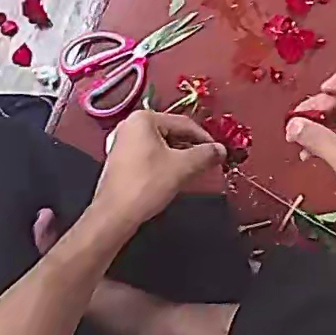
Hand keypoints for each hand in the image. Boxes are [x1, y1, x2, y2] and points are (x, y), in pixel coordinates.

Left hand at [86, 111, 225, 234]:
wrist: (114, 216)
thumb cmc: (146, 184)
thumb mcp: (182, 167)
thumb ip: (205, 154)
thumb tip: (221, 150)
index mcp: (143, 119)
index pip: (184, 123)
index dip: (205, 138)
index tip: (219, 152)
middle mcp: (130, 125)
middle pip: (172, 133)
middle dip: (192, 148)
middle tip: (209, 162)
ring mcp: (122, 143)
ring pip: (161, 145)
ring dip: (180, 157)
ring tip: (196, 170)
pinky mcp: (120, 160)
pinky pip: (150, 155)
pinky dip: (165, 163)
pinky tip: (175, 176)